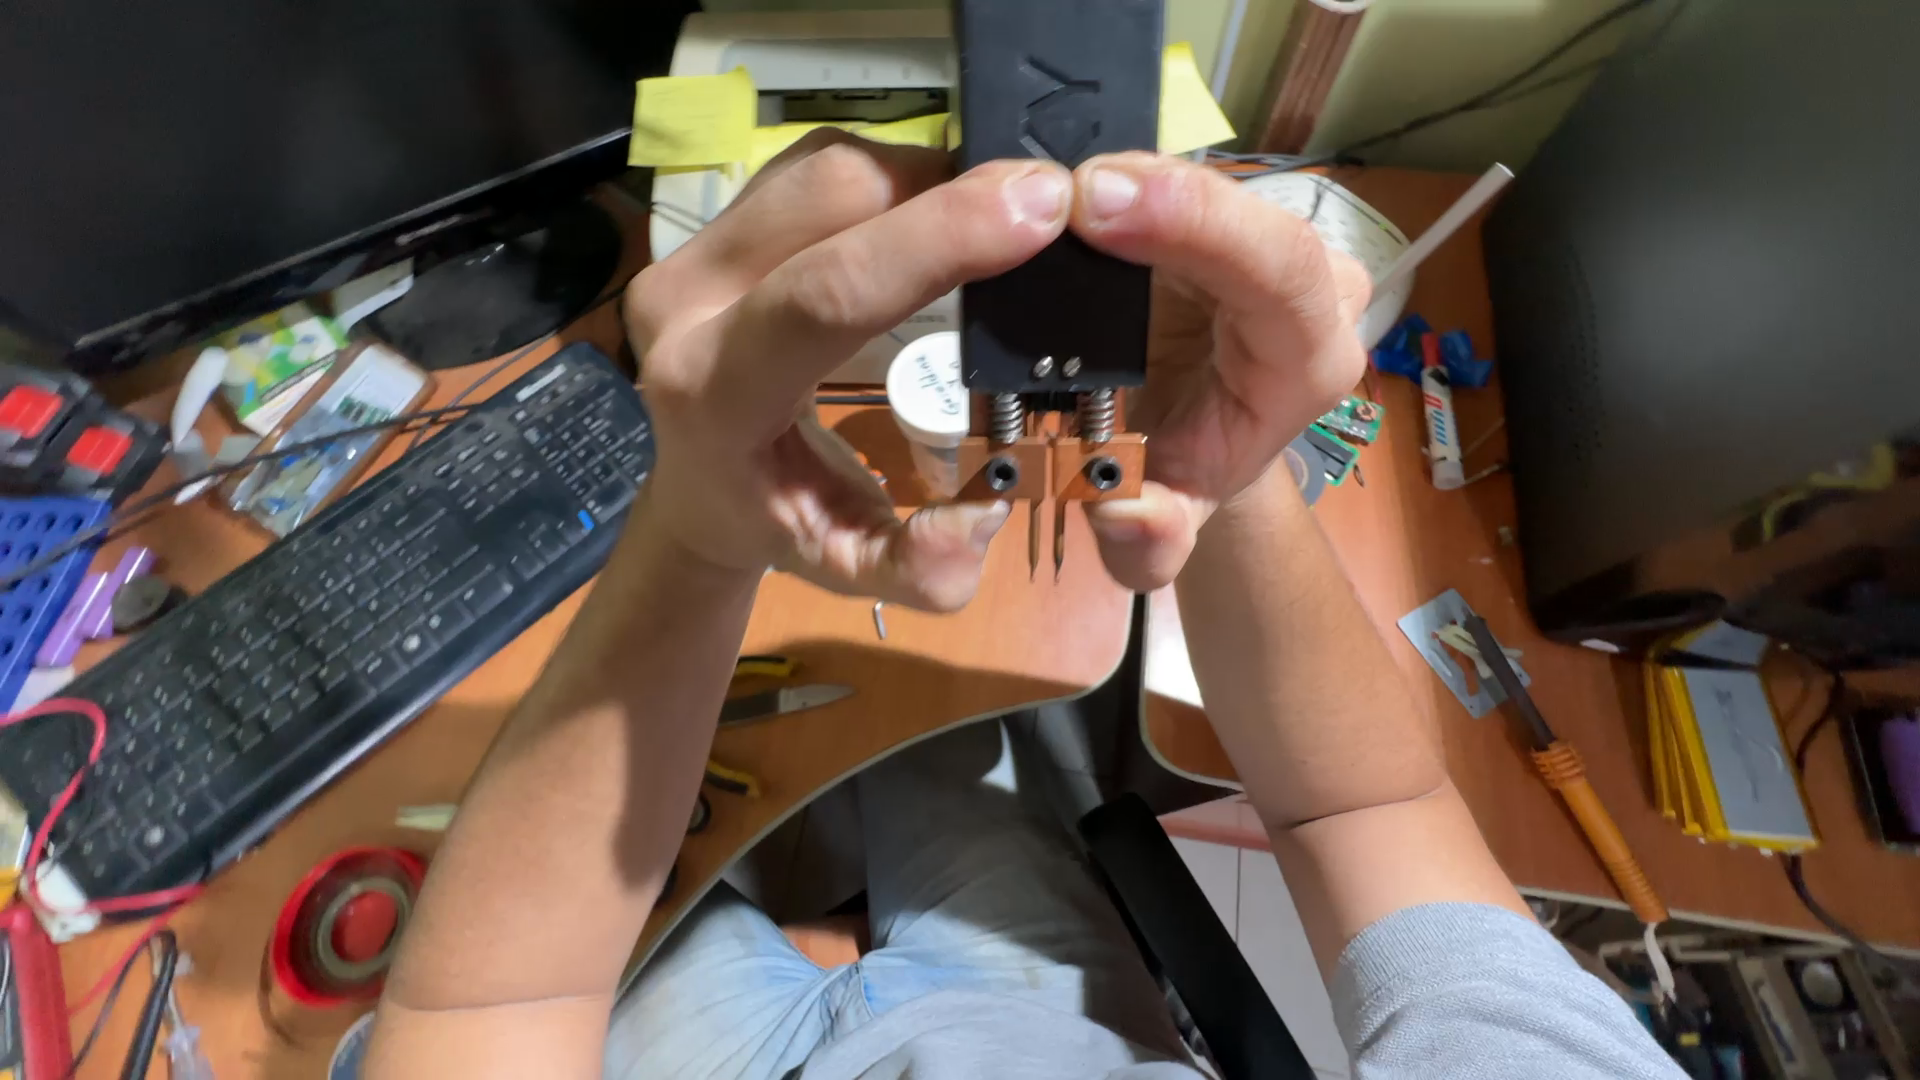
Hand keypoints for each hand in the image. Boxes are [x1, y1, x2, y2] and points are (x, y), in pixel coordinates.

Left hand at [624, 132, 1071, 610]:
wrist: (700, 490)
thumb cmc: (775, 528)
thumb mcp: (851, 570)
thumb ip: (921, 564)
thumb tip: (989, 509)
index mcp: (716, 395)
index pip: (826, 295)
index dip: (937, 239)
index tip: (1041, 205)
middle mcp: (683, 306)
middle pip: (827, 199)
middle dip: (943, 186)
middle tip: (1036, 200)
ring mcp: (686, 257)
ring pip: (818, 168)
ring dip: (918, 172)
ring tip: (992, 202)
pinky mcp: (708, 232)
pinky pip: (807, 171)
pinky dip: (887, 174)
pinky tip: (933, 201)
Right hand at [1068, 152, 1372, 590]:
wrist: (1190, 439)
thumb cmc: (1187, 472)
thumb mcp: (1166, 525)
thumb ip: (1153, 540)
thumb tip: (1122, 512)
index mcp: (1309, 360)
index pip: (1280, 271)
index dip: (1196, 226)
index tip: (1099, 210)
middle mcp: (1308, 289)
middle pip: (1242, 207)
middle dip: (1149, 189)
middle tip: (1053, 193)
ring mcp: (1264, 244)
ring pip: (1204, 180)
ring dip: (1124, 177)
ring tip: (1045, 192)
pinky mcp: (1221, 221)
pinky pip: (1172, 183)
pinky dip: (1117, 181)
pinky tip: (1063, 191)